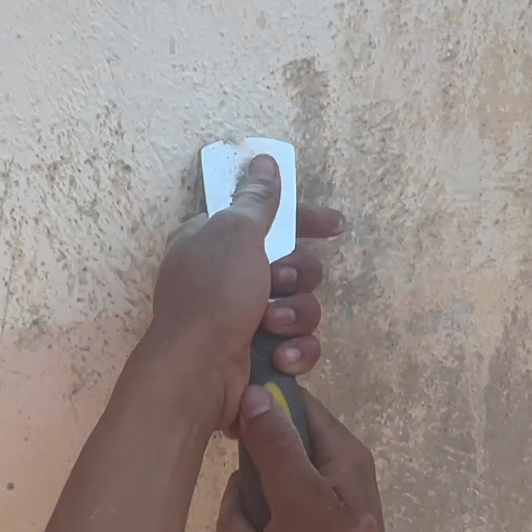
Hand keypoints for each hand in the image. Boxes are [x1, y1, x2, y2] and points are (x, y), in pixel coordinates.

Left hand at [146, 154, 342, 431]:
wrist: (197, 372)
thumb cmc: (212, 295)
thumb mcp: (234, 234)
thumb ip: (256, 199)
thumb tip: (263, 159)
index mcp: (217, 241)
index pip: (269, 219)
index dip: (304, 220)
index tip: (334, 226)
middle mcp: (232, 277)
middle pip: (295, 265)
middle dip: (296, 276)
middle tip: (278, 282)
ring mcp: (247, 318)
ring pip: (302, 306)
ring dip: (294, 315)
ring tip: (271, 326)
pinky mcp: (262, 353)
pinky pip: (299, 344)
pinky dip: (294, 350)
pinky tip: (280, 357)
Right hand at [214, 385, 396, 531]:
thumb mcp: (297, 505)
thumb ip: (276, 446)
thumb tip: (255, 391)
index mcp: (339, 456)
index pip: (294, 404)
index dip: (259, 410)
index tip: (229, 432)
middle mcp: (327, 475)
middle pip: (263, 455)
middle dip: (246, 499)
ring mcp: (311, 510)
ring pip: (253, 497)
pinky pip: (257, 530)